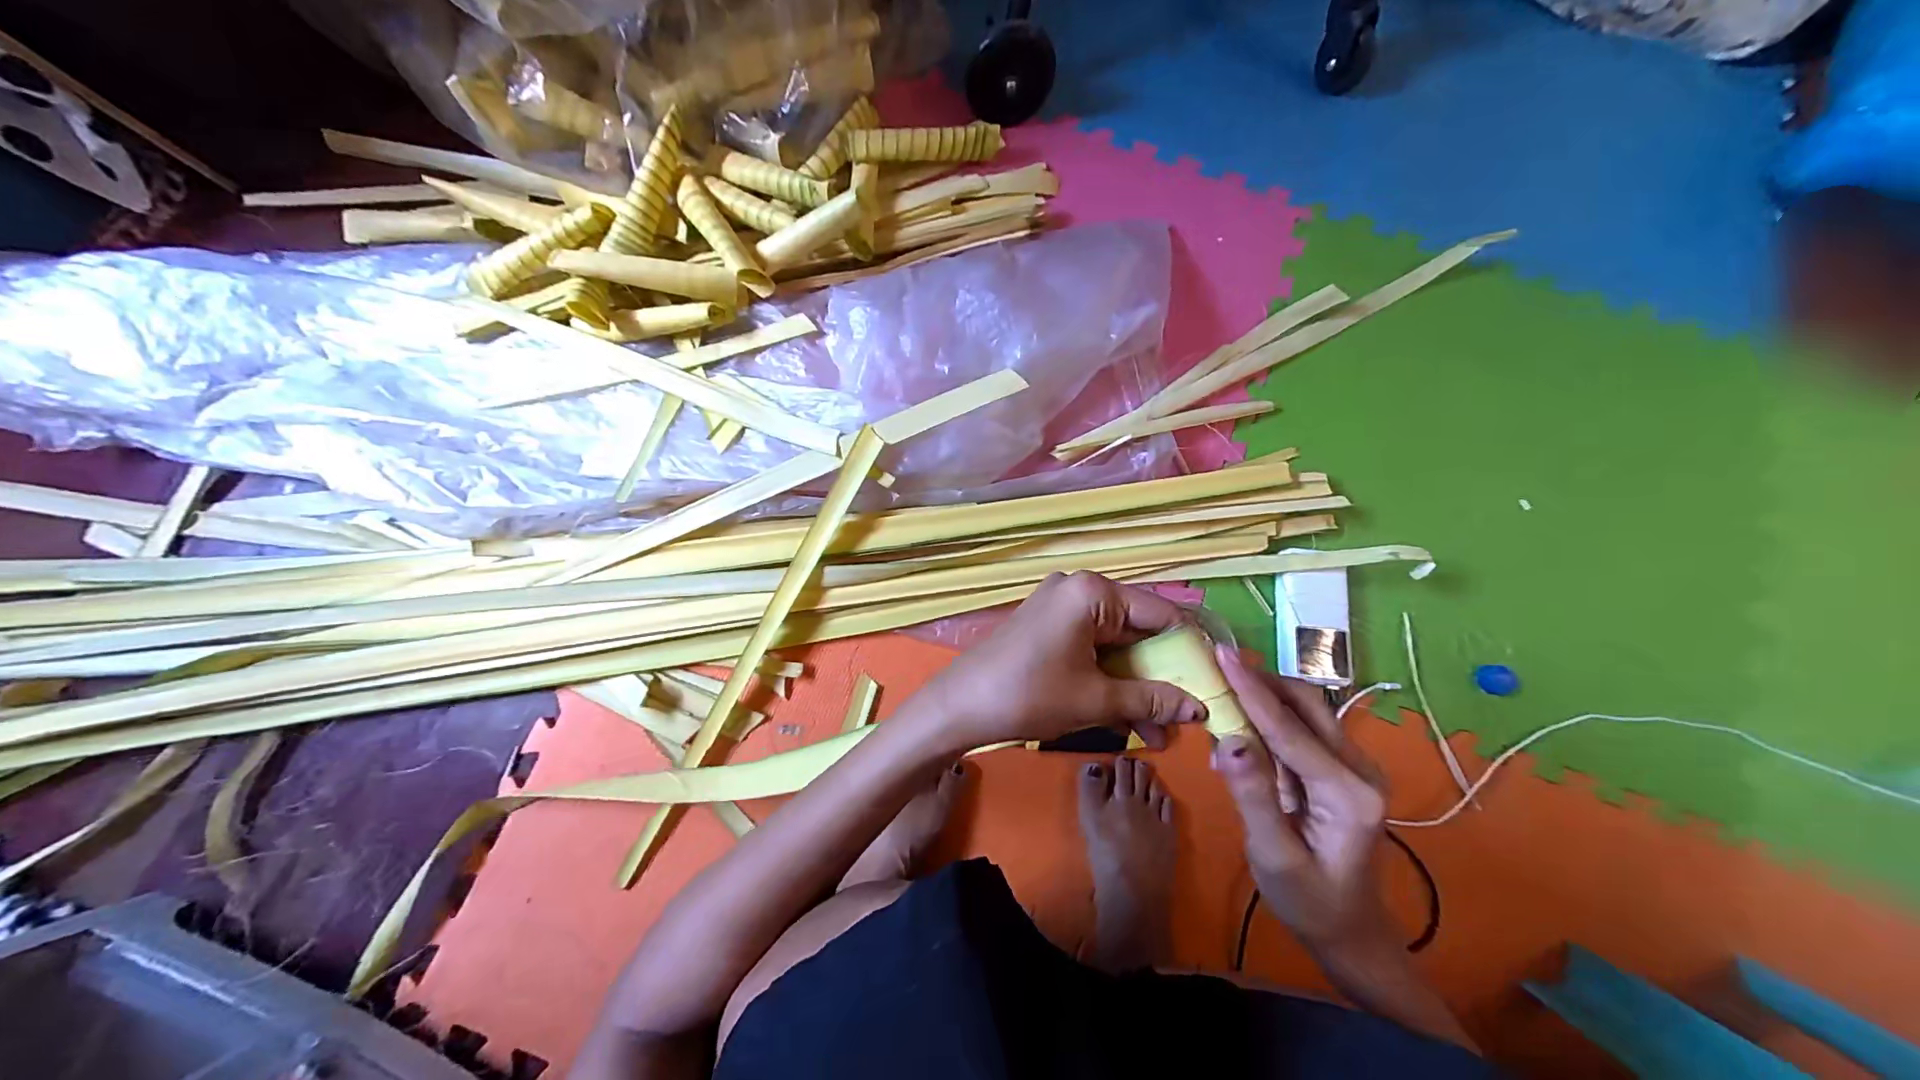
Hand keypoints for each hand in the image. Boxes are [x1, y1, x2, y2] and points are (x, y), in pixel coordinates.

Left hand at [915, 571, 1206, 749]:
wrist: (958, 707)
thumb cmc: (1029, 695)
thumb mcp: (1096, 700)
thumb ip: (1151, 699)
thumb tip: (1200, 709)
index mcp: (1093, 593)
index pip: (1162, 615)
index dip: (1191, 651)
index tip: (1215, 683)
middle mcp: (1079, 590)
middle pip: (1138, 632)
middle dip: (1162, 678)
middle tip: (1188, 716)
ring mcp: (1060, 608)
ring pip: (1116, 647)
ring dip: (1137, 687)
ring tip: (1160, 734)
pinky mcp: (1048, 628)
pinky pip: (1092, 651)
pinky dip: (1110, 681)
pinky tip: (1129, 720)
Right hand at [1211, 647, 1393, 955]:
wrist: (1350, 930)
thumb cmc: (1309, 901)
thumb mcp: (1273, 856)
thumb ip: (1253, 796)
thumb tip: (1228, 740)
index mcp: (1348, 794)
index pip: (1290, 729)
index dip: (1252, 689)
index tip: (1222, 653)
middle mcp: (1360, 770)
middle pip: (1307, 705)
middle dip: (1261, 682)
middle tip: (1218, 665)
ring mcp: (1356, 768)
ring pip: (1306, 712)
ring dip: (1265, 699)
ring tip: (1223, 697)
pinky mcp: (1344, 771)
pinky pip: (1304, 731)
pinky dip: (1271, 723)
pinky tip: (1243, 735)